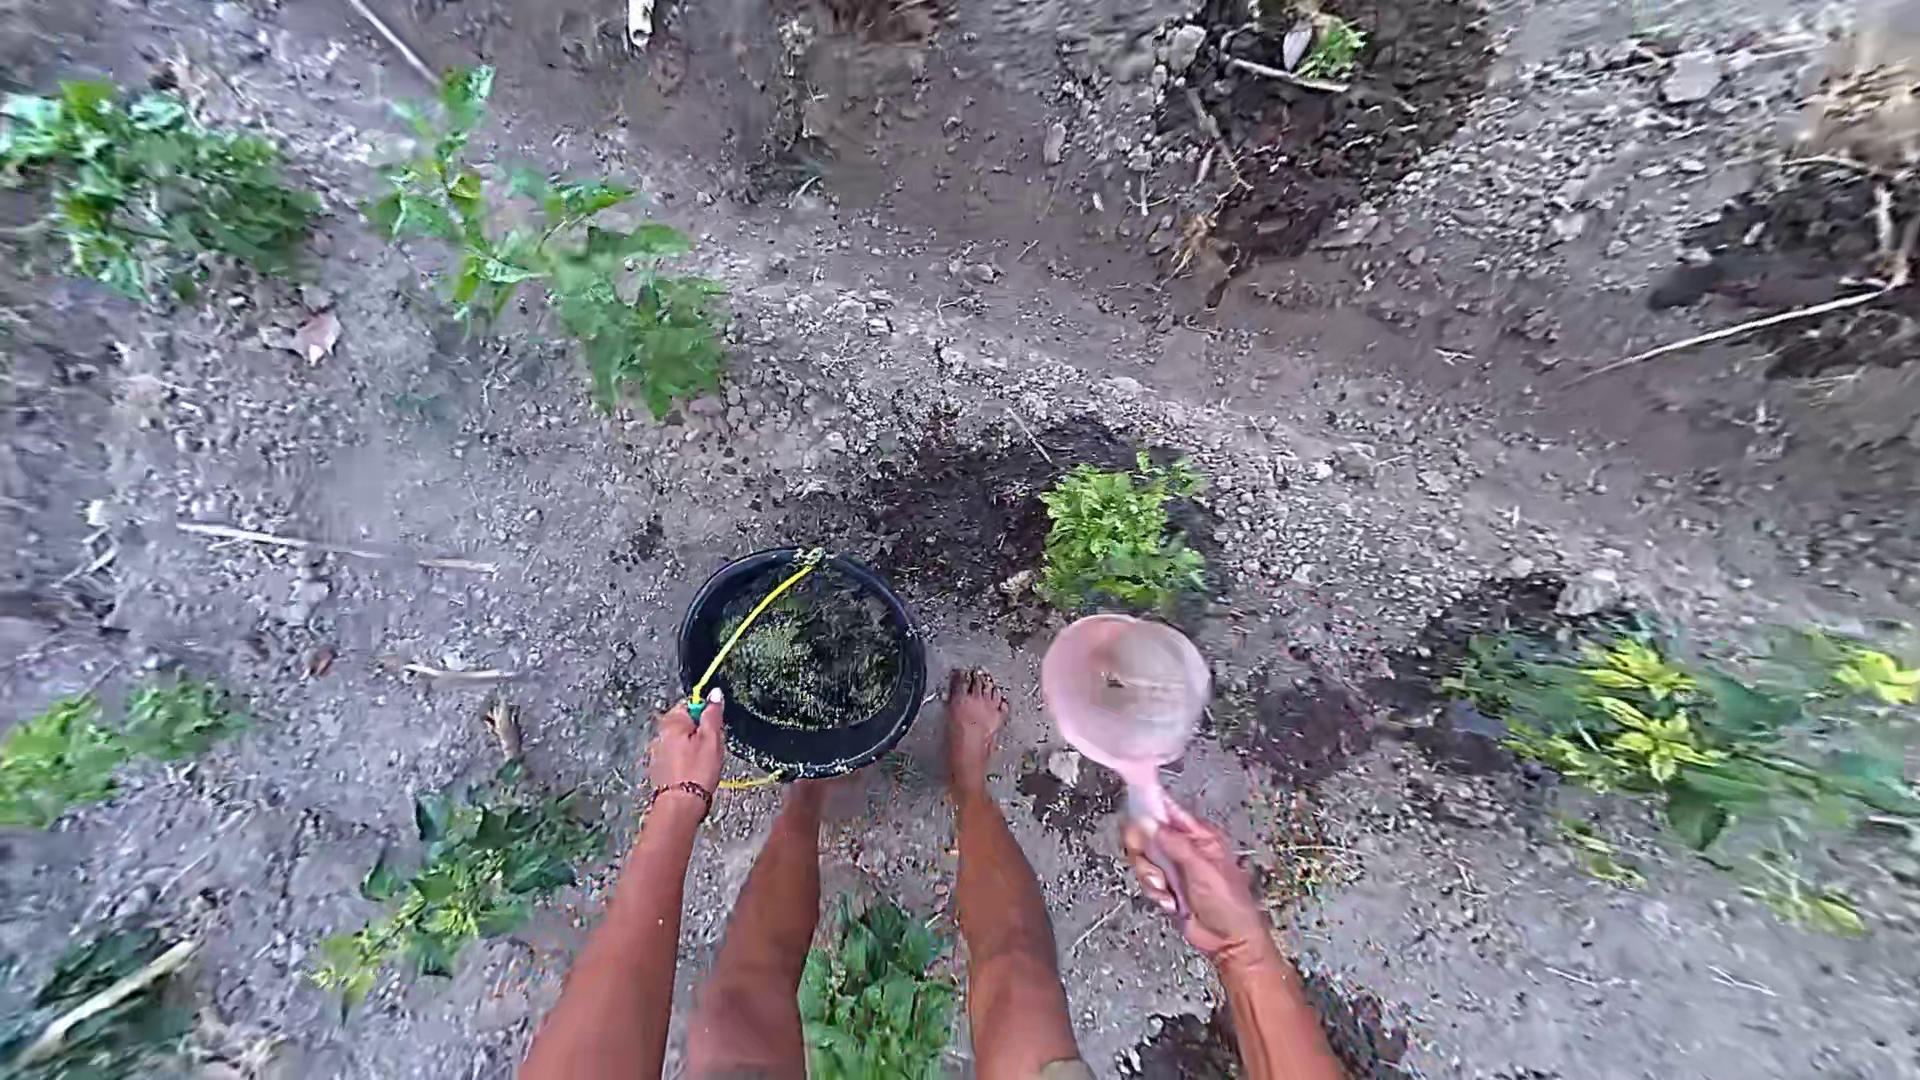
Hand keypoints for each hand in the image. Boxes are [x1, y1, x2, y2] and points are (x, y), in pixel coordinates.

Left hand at [647, 689, 725, 797]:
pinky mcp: (658, 769)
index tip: (714, 728)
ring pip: (681, 740)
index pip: (690, 704)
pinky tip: (694, 772)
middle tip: (712, 746)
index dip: (706, 714)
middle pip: (685, 723)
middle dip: (700, 732)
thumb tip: (714, 693)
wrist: (680, 807)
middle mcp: (659, 735)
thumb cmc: (697, 771)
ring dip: (693, 747)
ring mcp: (656, 753)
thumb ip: (712, 713)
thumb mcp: (712, 738)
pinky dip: (685, 760)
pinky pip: (675, 756)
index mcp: (671, 723)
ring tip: (704, 762)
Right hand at [1122, 801, 1273, 968]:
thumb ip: (1173, 843)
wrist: (1230, 943)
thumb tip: (1147, 821)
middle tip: (1154, 864)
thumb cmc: (1230, 904)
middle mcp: (1181, 845)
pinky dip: (1154, 891)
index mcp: (1196, 833)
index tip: (1135, 819)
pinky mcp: (1163, 884)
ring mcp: (1171, 864)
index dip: (1147, 809)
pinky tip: (1171, 901)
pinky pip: (1144, 877)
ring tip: (1167, 890)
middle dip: (1144, 850)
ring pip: (1141, 856)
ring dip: (1150, 876)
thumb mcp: (1202, 868)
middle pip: (1144, 831)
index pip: (1165, 809)